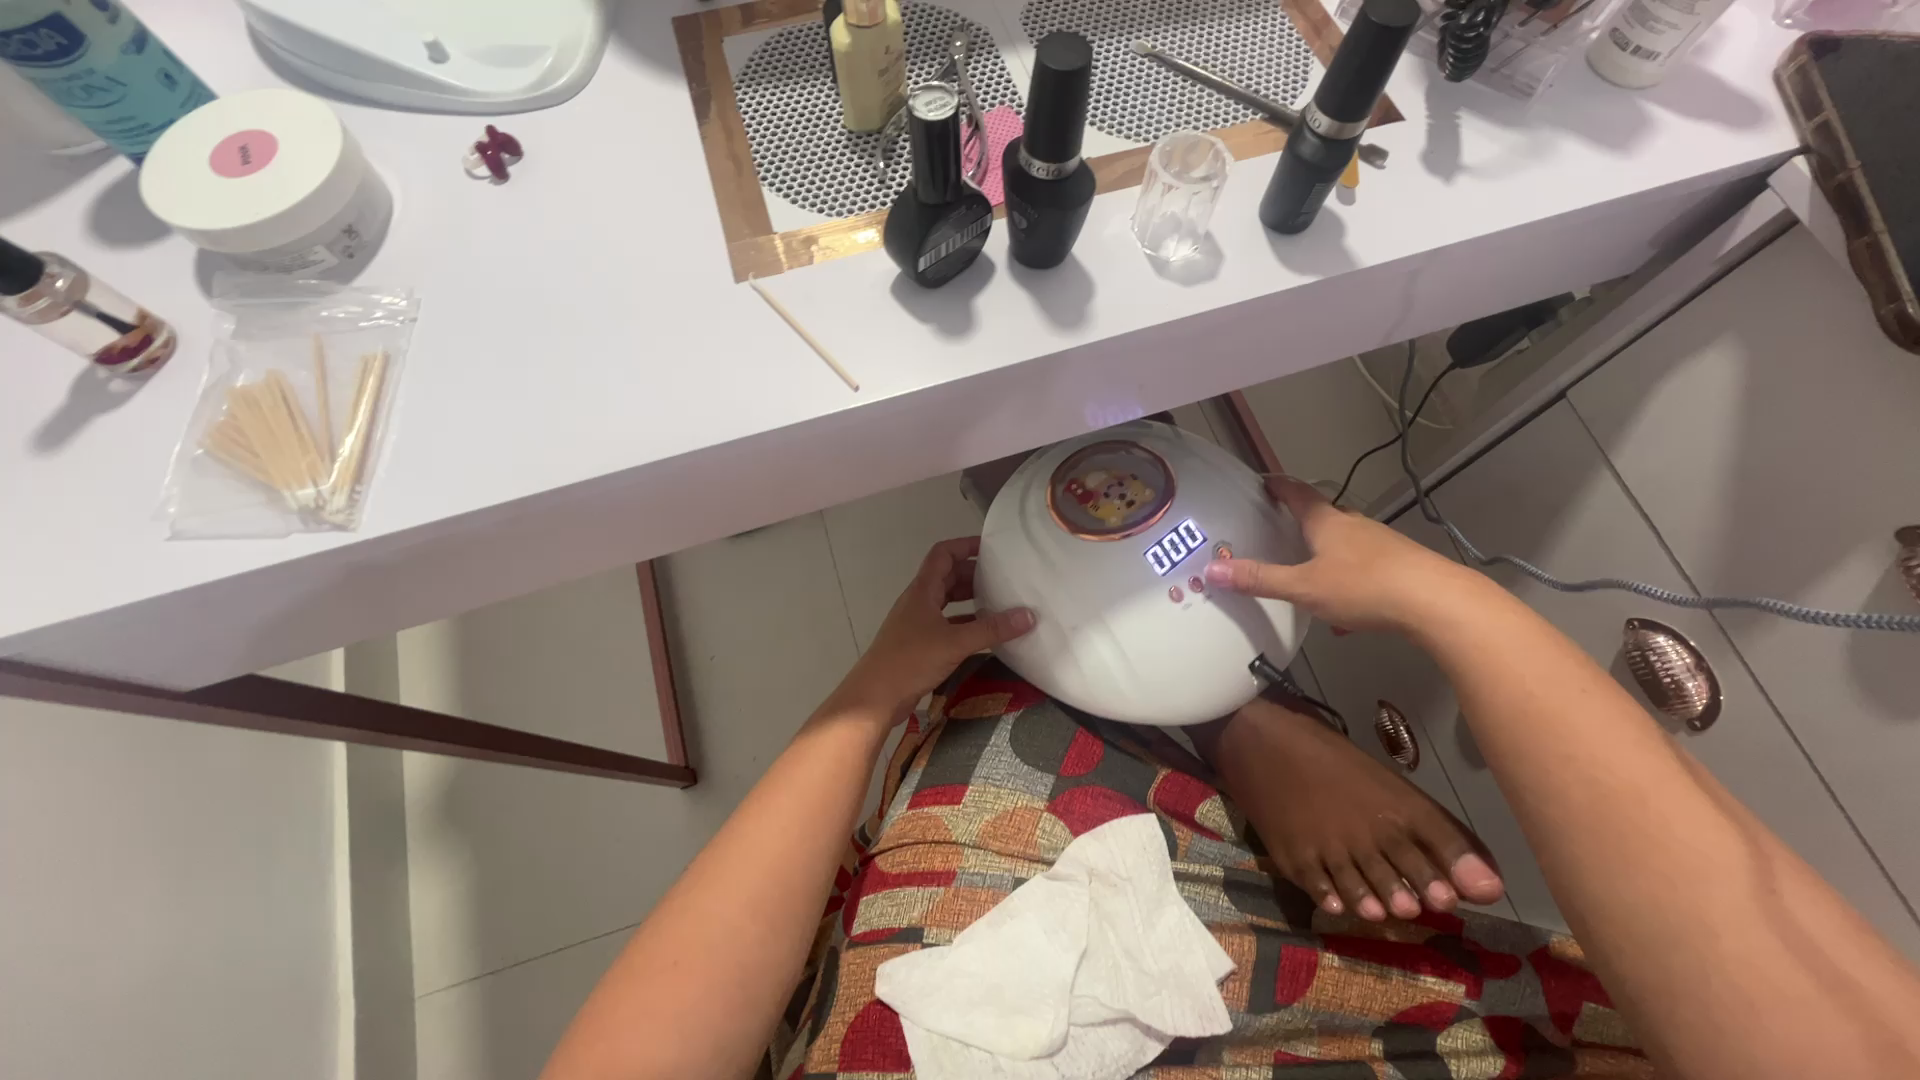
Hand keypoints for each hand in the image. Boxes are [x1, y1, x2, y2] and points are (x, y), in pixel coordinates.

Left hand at [824, 537, 1034, 725]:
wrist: (875, 696)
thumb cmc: (910, 660)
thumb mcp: (955, 642)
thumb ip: (992, 630)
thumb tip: (1029, 616)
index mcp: (922, 590)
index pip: (943, 554)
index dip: (965, 546)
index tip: (992, 549)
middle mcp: (919, 601)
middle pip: (947, 577)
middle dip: (974, 575)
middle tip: (1004, 579)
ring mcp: (917, 623)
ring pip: (947, 602)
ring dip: (970, 600)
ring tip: (1000, 604)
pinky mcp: (919, 644)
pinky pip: (947, 625)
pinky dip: (965, 624)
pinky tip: (985, 634)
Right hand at [1203, 475, 1486, 633]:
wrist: (1437, 604)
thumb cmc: (1364, 587)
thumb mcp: (1303, 587)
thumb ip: (1259, 580)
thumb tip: (1211, 571)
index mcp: (1327, 522)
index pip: (1297, 493)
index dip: (1278, 486)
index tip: (1263, 482)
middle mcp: (1355, 525)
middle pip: (1323, 517)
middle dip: (1300, 523)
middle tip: (1277, 530)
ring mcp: (1382, 545)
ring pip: (1345, 545)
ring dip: (1325, 554)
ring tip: (1306, 574)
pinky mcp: (1401, 567)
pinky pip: (1365, 571)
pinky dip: (1348, 583)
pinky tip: (1344, 616)